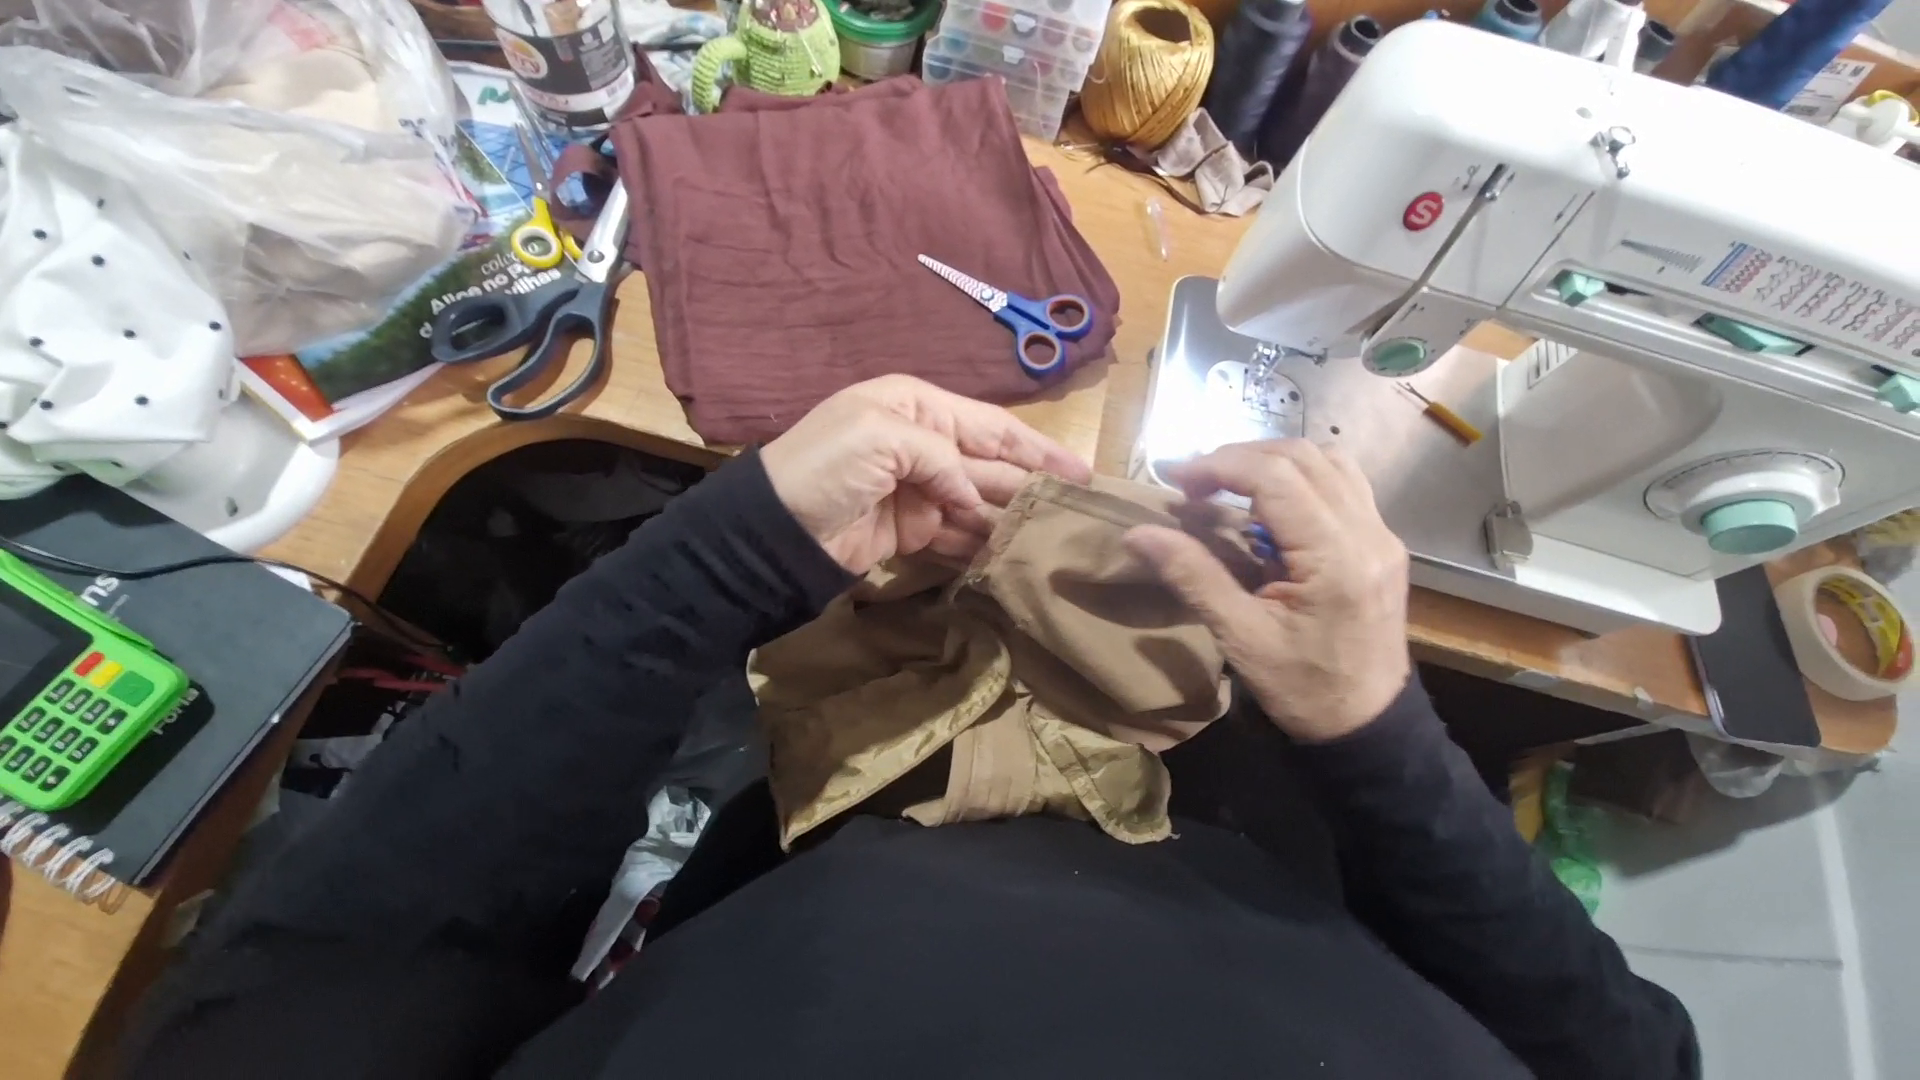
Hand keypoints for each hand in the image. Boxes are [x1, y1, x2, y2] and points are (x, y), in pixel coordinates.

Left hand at [761, 375, 1091, 573]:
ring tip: (1054, 537)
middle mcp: (923, 444)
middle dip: (1031, 485)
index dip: (1037, 448)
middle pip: (991, 466)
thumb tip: (974, 500)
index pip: (992, 426)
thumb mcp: (884, 437)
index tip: (1080, 471)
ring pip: (978, 503)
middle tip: (1077, 510)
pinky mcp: (909, 531)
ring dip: (1011, 519)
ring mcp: (917, 491)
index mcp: (919, 408)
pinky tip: (1012, 556)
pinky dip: (981, 545)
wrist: (775, 529)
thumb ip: (943, 459)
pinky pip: (956, 536)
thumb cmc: (827, 466)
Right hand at [1124, 441, 1410, 741]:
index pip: (1276, 477)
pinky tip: (1268, 503)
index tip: (1175, 479)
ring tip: (1226, 484)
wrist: (1367, 725)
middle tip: (1193, 481)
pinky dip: (1299, 477)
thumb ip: (1192, 576)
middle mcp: (1368, 533)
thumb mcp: (1240, 637)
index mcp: (1336, 556)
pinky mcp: (1381, 543)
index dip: (1219, 465)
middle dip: (1240, 457)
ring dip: (1271, 461)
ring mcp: (1382, 535)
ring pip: (1328, 461)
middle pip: (1303, 457)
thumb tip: (1138, 533)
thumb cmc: (1302, 688)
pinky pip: (1342, 484)